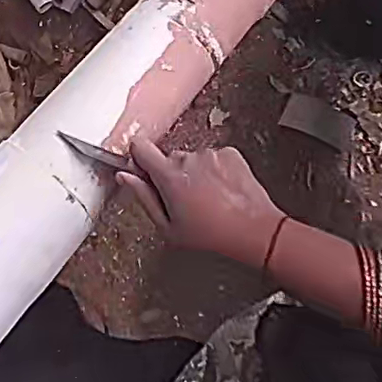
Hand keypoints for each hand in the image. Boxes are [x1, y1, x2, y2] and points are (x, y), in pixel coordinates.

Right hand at [117, 139, 287, 264]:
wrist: (256, 231)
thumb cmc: (212, 235)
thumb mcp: (168, 227)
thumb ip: (143, 197)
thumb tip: (125, 176)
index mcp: (169, 175)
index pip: (140, 146)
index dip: (138, 157)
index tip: (144, 171)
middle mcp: (188, 158)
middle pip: (168, 158)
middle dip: (171, 174)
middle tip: (184, 199)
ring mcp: (211, 153)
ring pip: (191, 159)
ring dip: (194, 173)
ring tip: (208, 198)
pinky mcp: (230, 153)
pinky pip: (212, 157)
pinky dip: (214, 170)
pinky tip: (222, 190)